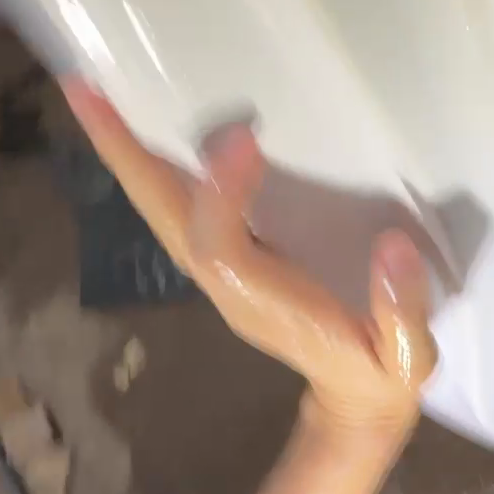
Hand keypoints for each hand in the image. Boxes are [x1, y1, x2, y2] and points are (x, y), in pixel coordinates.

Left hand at [61, 78, 435, 436]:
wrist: (356, 399)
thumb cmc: (383, 374)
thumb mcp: (408, 355)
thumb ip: (402, 309)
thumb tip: (394, 246)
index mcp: (269, 306)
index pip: (225, 248)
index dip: (224, 195)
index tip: (244, 140)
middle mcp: (232, 290)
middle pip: (168, 224)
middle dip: (129, 162)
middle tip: (85, 94)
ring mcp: (225, 282)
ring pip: (166, 219)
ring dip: (131, 163)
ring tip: (96, 101)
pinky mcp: (231, 272)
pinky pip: (184, 219)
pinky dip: (158, 177)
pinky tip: (151, 139)